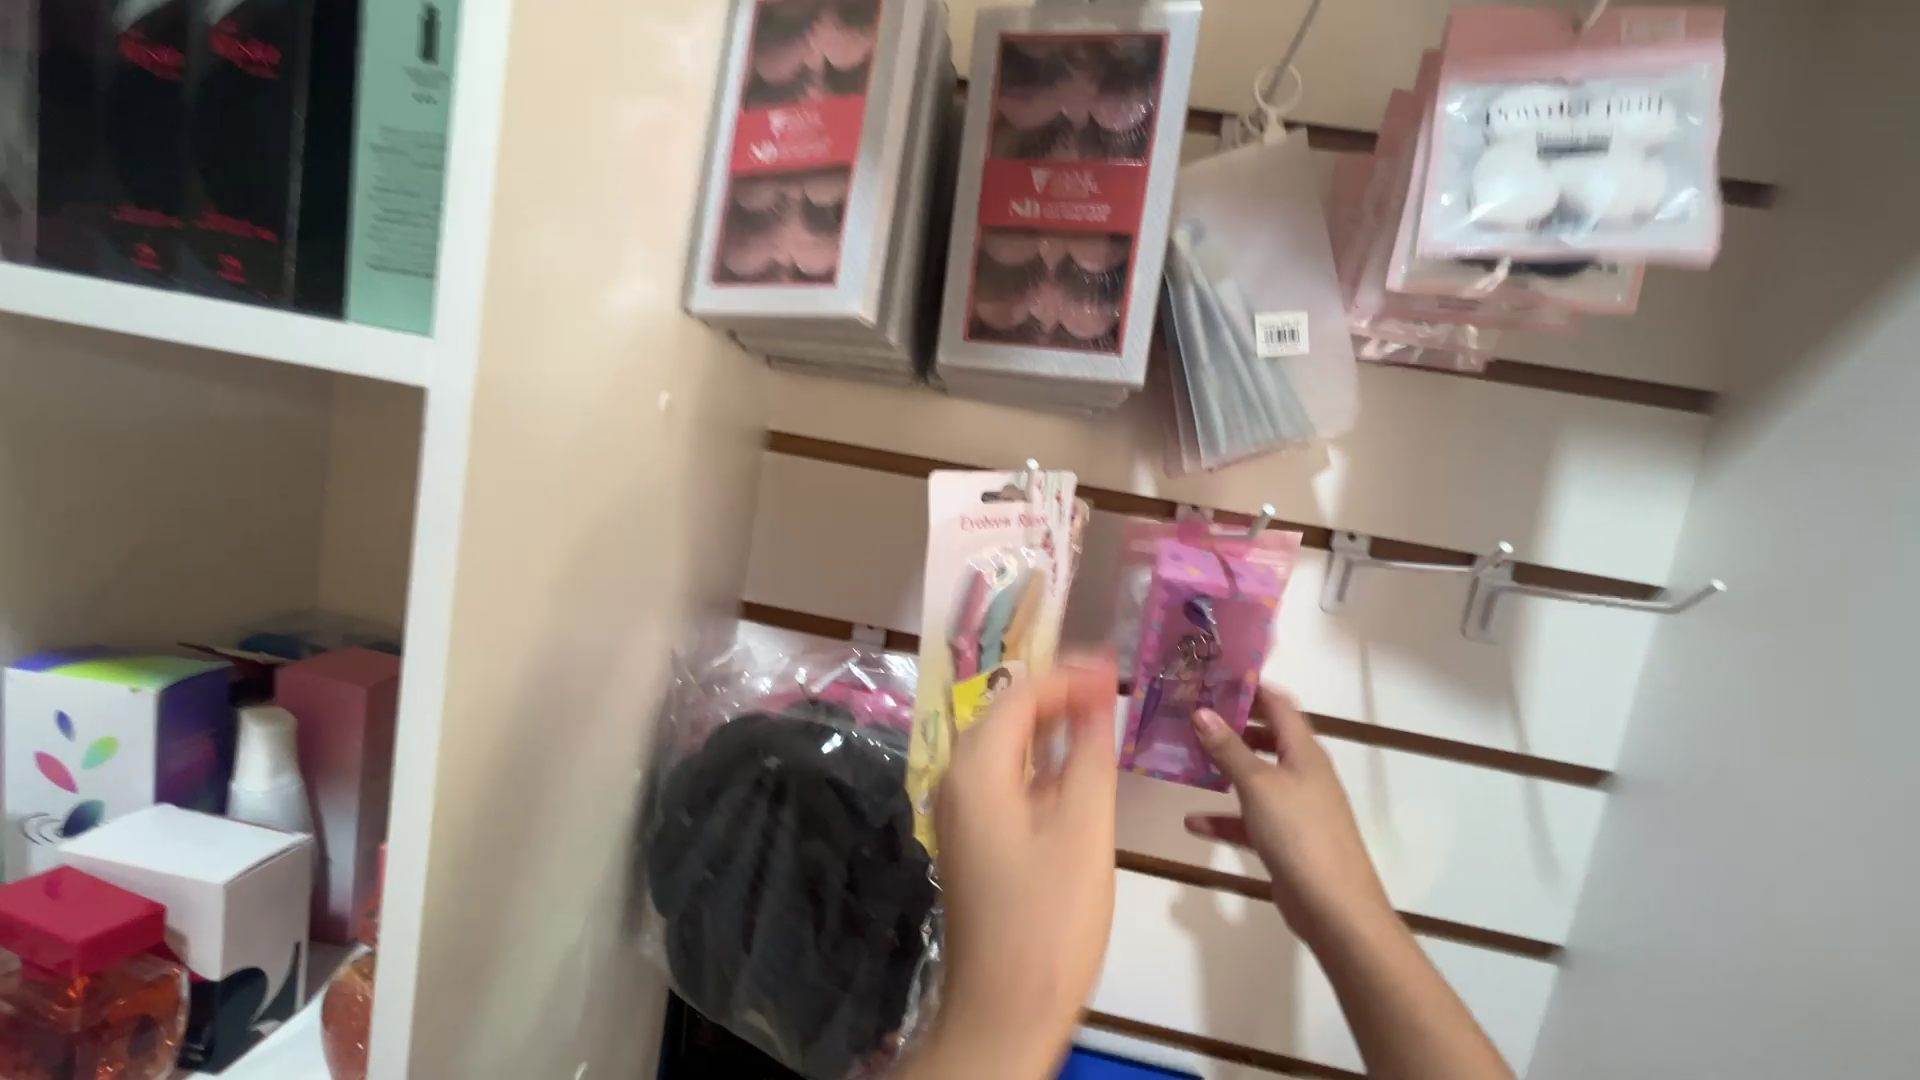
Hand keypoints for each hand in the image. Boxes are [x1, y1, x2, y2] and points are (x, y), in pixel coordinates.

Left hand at [917, 658, 1119, 1078]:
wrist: (1003, 1011)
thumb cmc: (1049, 922)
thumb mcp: (1084, 831)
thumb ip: (1090, 756)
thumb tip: (1097, 699)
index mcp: (976, 769)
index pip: (1020, 693)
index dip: (1068, 675)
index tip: (1115, 669)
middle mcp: (956, 780)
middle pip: (1007, 714)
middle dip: (1058, 695)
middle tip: (1112, 689)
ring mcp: (959, 811)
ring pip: (1006, 747)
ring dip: (1050, 728)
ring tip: (1100, 717)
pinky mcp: (972, 837)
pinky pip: (1004, 779)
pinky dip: (1039, 764)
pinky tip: (1073, 769)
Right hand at [1184, 688, 1393, 941]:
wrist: (1335, 908)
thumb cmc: (1299, 833)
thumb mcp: (1257, 784)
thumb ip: (1228, 748)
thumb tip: (1201, 711)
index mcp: (1303, 752)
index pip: (1279, 704)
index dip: (1250, 687)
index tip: (1212, 677)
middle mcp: (1301, 773)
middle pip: (1265, 738)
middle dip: (1230, 726)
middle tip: (1189, 714)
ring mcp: (1294, 807)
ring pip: (1254, 777)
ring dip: (1223, 768)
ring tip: (1185, 757)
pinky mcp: (1284, 839)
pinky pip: (1248, 818)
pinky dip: (1223, 817)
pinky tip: (1193, 820)